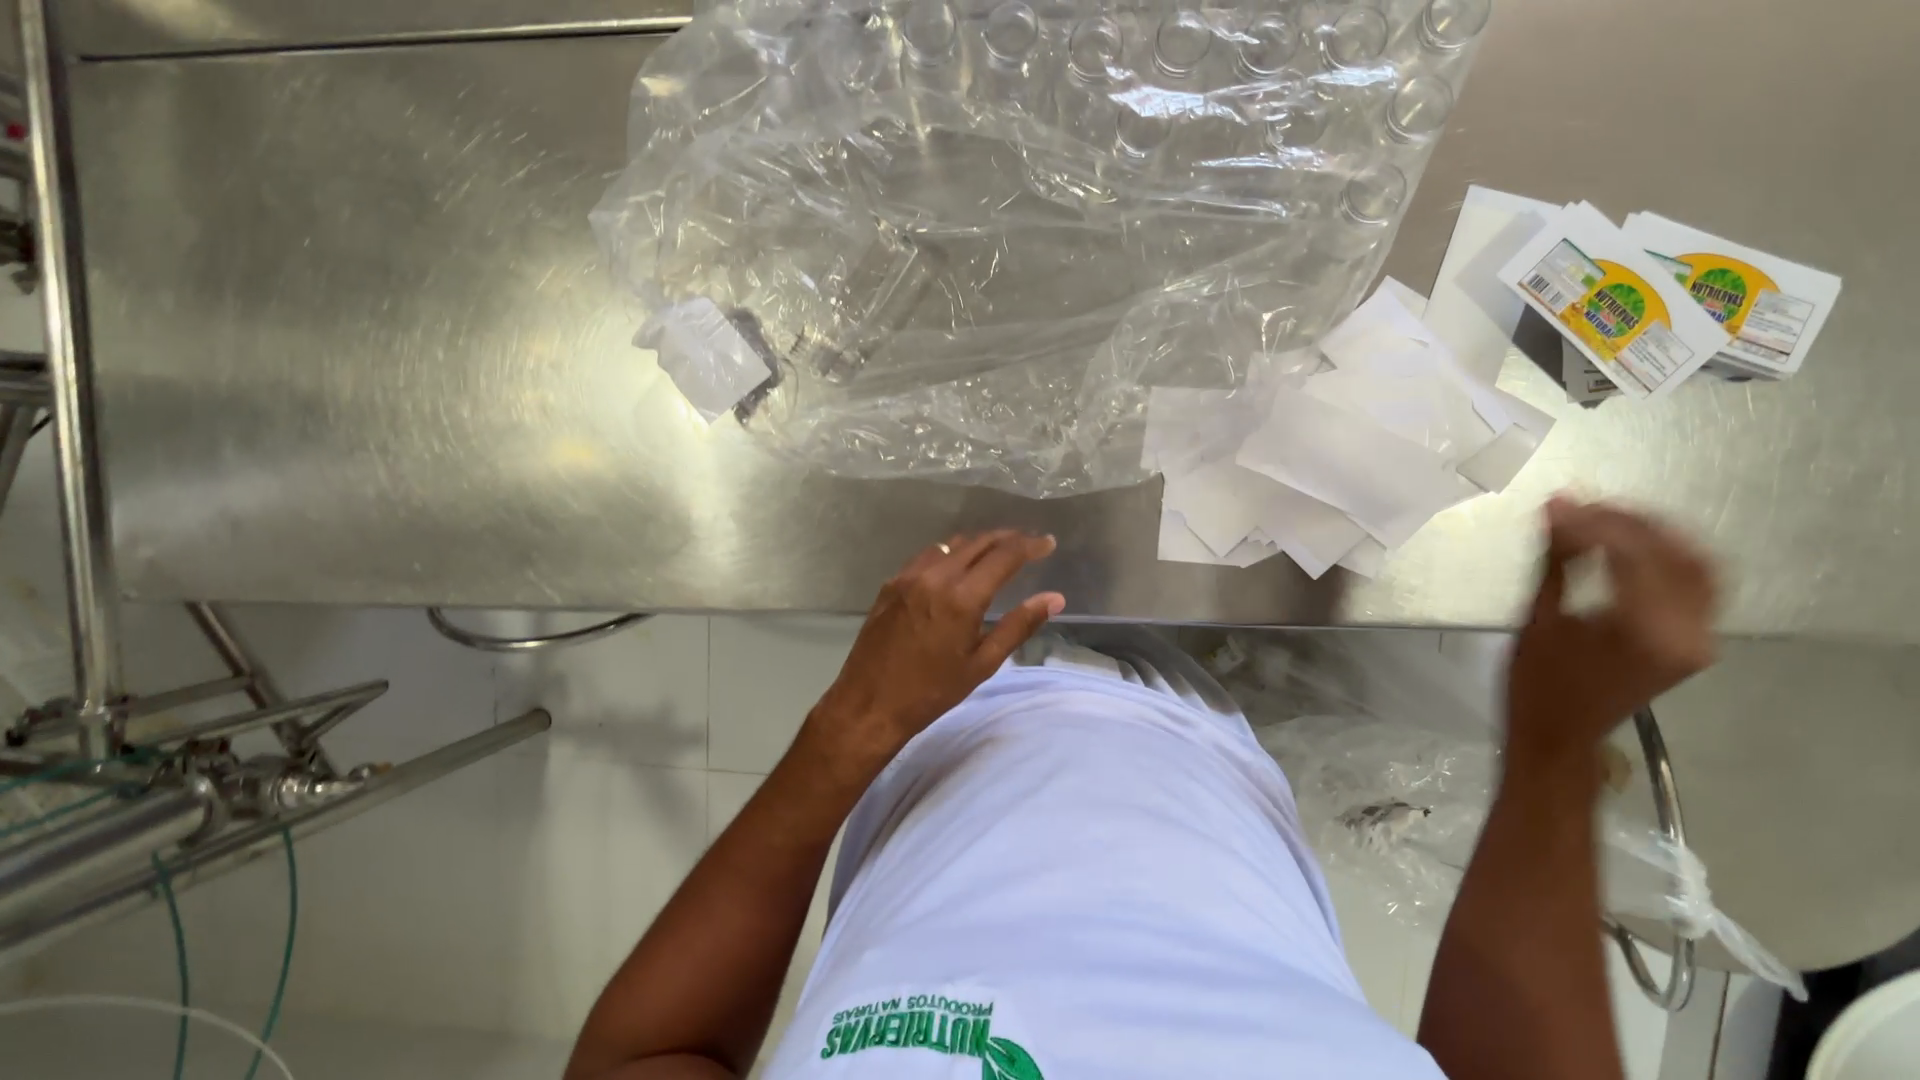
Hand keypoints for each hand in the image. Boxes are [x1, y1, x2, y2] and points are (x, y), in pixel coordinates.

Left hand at [806, 530, 1065, 762]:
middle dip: (1007, 538)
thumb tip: (1054, 598)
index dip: (1030, 545)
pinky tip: (957, 566)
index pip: (1005, 556)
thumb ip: (1019, 626)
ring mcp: (908, 577)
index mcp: (962, 597)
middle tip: (1029, 544)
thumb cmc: (932, 691)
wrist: (870, 704)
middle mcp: (935, 576)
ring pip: (951, 544)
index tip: (1048, 543)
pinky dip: (950, 553)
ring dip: (978, 543)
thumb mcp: (983, 663)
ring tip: (997, 552)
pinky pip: (927, 556)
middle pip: (978, 542)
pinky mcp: (891, 584)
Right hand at [1506, 497, 1716, 764]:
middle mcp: (1686, 634)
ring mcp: (1700, 638)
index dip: (1594, 521)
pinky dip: (1670, 557)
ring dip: (1656, 534)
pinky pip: (1699, 583)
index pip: (1631, 554)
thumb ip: (1555, 561)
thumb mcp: (1537, 620)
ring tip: (1608, 519)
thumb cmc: (1536, 684)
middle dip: (1631, 520)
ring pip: (1698, 564)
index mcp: (1643, 632)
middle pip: (1677, 553)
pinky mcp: (1698, 640)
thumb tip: (1556, 509)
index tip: (1557, 503)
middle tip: (1584, 505)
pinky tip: (1633, 546)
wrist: (1560, 736)